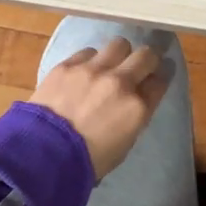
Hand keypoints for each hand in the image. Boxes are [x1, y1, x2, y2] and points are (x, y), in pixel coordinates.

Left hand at [28, 36, 170, 178]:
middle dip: (147, 59)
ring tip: (110, 64)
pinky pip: (88, 51)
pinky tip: (84, 70)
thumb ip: (133, 116)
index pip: (160, 82)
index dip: (162, 77)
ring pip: (118, 44)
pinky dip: (90, 59)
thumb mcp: (124, 144)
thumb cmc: (88, 161)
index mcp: (137, 108)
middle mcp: (120, 82)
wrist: (44, 153)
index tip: (159, 76)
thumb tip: (134, 102)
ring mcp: (93, 70)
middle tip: (140, 65)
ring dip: (118, 54)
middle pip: (146, 55)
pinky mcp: (68, 65)